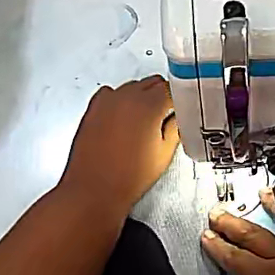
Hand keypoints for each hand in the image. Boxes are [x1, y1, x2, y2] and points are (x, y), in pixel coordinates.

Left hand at [58, 77, 178, 212]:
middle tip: (167, 115)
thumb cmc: (126, 178)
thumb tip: (177, 119)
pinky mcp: (93, 109)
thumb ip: (175, 129)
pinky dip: (120, 101)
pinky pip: (111, 95)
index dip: (180, 99)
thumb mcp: (164, 154)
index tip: (181, 108)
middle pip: (153, 83)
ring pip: (133, 87)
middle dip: (162, 95)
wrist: (94, 191)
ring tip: (144, 121)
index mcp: (148, 106)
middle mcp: (126, 97)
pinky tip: (123, 119)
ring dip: (142, 97)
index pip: (171, 88)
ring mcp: (107, 101)